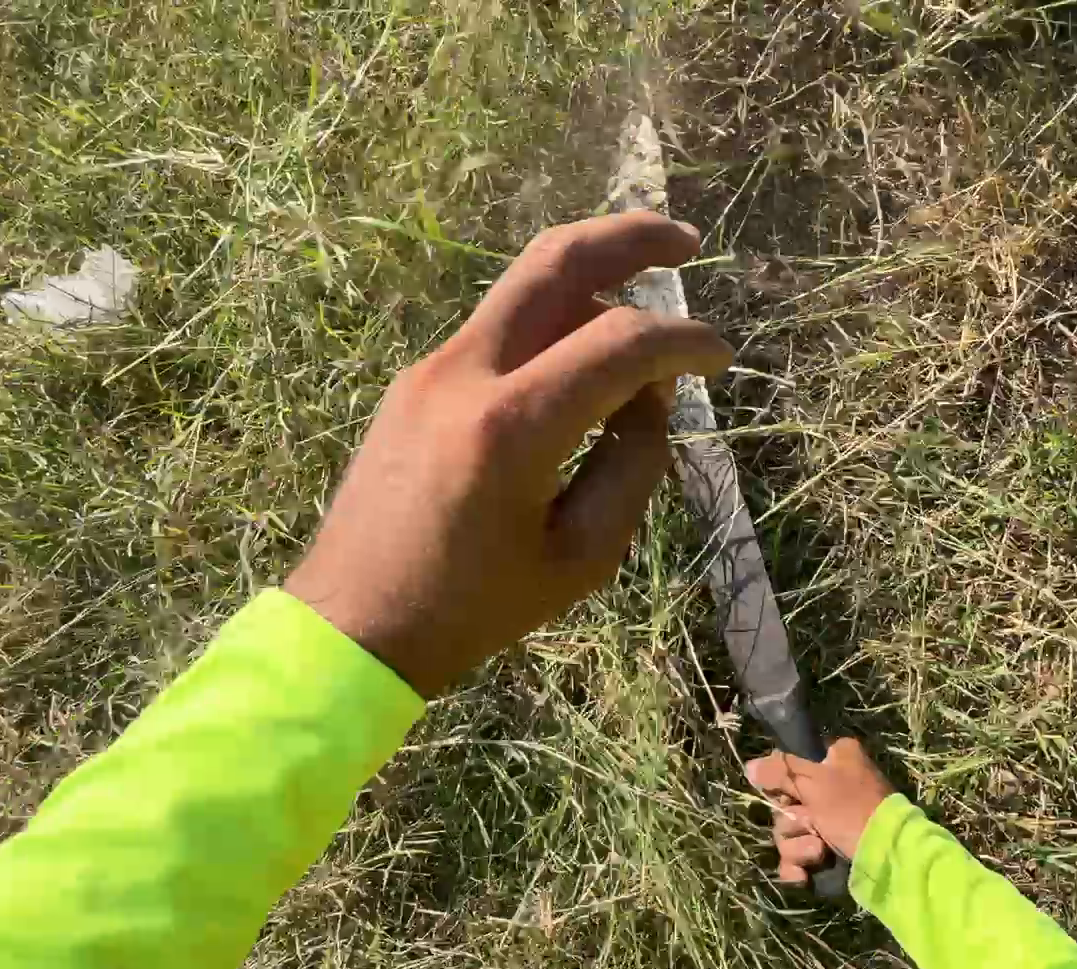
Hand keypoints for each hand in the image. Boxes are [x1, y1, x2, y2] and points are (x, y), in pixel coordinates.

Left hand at [285, 212, 731, 695]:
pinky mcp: (417, 381)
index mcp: (512, 427)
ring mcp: (431, 368)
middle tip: (686, 242)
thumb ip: (633, 465)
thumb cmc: (477, 607)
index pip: (621, 343)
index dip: (685, 342)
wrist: (356, 624)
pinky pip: (501, 329)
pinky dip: (556, 327)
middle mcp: (465, 373)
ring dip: (593, 280)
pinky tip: (583, 364)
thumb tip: (648, 396)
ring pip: (524, 287)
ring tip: (643, 314)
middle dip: (630, 237)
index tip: (720, 357)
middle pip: (555, 260)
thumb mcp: (584, 556)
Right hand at [745, 737, 895, 883]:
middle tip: (811, 825)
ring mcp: (832, 820)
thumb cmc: (852, 808)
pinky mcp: (831, 850)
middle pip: (786, 803)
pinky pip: (797, 857)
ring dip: (799, 845)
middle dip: (793, 822)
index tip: (789, 797)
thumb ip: (779, 771)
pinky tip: (805, 875)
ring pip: (790, 832)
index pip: (791, 768)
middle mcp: (833, 785)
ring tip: (819, 851)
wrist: (888, 857)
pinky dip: (798, 866)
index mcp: (835, 758)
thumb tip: (750, 766)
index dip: (783, 788)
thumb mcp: (814, 782)